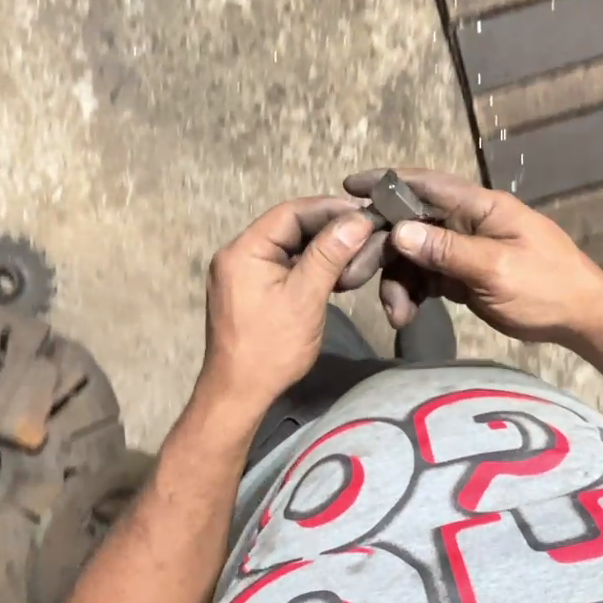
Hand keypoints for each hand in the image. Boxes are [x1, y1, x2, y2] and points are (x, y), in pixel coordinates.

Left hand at [200, 197, 377, 408]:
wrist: (238, 393)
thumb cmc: (271, 347)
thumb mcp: (305, 297)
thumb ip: (329, 255)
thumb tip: (358, 220)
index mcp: (243, 250)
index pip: (290, 212)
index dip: (329, 209)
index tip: (364, 214)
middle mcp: (237, 254)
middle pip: (288, 228)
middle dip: (328, 229)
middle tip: (366, 233)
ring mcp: (241, 273)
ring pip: (287, 247)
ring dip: (321, 249)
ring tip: (357, 254)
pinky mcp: (249, 290)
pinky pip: (282, 267)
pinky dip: (308, 267)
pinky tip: (336, 274)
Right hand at [344, 168, 602, 344]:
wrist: (582, 320)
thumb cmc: (548, 288)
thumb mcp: (496, 269)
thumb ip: (447, 250)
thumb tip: (399, 231)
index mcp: (480, 208)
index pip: (426, 185)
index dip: (386, 183)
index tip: (348, 186)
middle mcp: (467, 222)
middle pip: (411, 225)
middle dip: (382, 250)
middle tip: (354, 277)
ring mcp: (464, 249)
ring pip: (414, 256)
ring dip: (397, 282)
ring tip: (395, 314)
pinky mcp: (463, 274)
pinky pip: (426, 277)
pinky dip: (411, 294)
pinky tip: (405, 315)